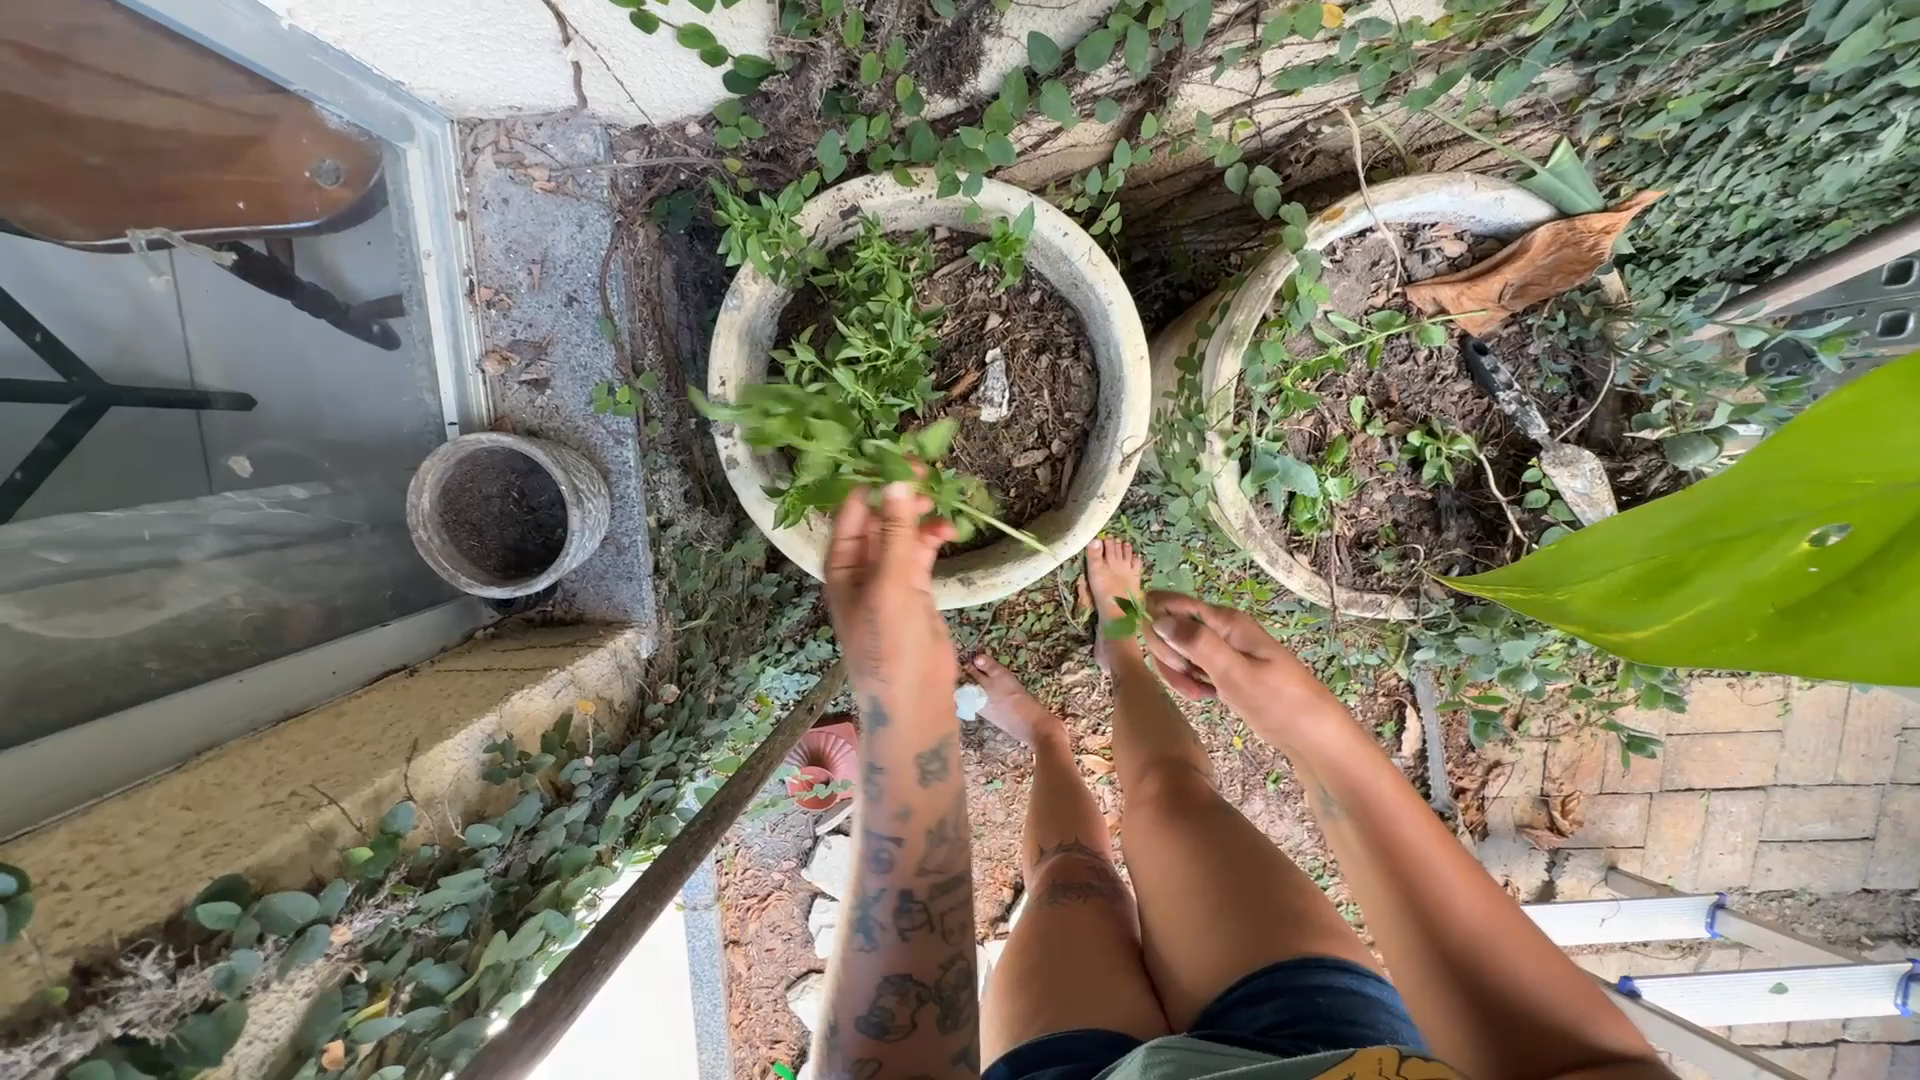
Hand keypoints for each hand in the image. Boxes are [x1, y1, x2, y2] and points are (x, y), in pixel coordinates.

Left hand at [826, 483, 959, 708]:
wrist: (913, 698)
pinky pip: (921, 551)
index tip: (901, 455)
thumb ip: (897, 532)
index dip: (874, 481)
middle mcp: (860, 565)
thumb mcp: (891, 584)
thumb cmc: (889, 644)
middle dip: (901, 494)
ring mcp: (888, 576)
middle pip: (879, 516)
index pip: (852, 509)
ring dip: (921, 515)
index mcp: (840, 563)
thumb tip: (898, 480)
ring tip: (944, 500)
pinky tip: (951, 530)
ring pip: (903, 531)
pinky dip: (934, 538)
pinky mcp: (914, 587)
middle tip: (929, 470)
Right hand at [1142, 591, 1345, 738]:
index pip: (1168, 603)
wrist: (1310, 733)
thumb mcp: (1236, 675)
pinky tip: (1203, 696)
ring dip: (1176, 672)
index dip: (1156, 626)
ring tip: (1199, 693)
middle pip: (1166, 626)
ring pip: (1173, 648)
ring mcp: (1217, 647)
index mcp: (1223, 620)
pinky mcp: (1217, 666)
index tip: (1170, 657)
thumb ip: (1198, 644)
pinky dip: (1187, 681)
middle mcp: (1217, 627)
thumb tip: (1158, 619)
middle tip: (1190, 680)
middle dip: (1168, 655)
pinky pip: (1186, 666)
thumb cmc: (1279, 702)